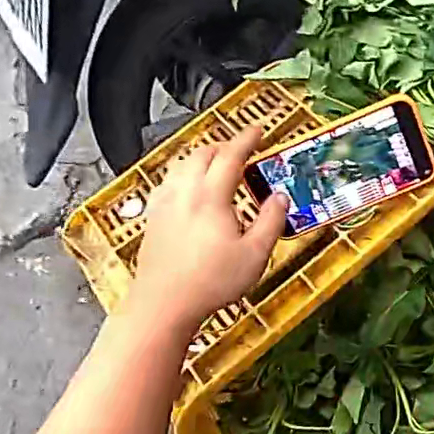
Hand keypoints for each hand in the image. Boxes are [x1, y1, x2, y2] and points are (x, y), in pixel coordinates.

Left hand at [129, 124, 287, 329]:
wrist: (164, 303)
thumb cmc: (211, 281)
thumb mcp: (255, 254)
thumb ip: (271, 222)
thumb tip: (280, 199)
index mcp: (211, 196)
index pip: (230, 156)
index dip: (246, 139)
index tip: (257, 130)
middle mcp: (184, 192)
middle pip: (202, 154)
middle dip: (223, 146)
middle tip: (240, 150)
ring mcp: (164, 204)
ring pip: (181, 166)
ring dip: (201, 158)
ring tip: (216, 166)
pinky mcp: (153, 219)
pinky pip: (168, 183)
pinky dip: (184, 176)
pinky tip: (189, 191)